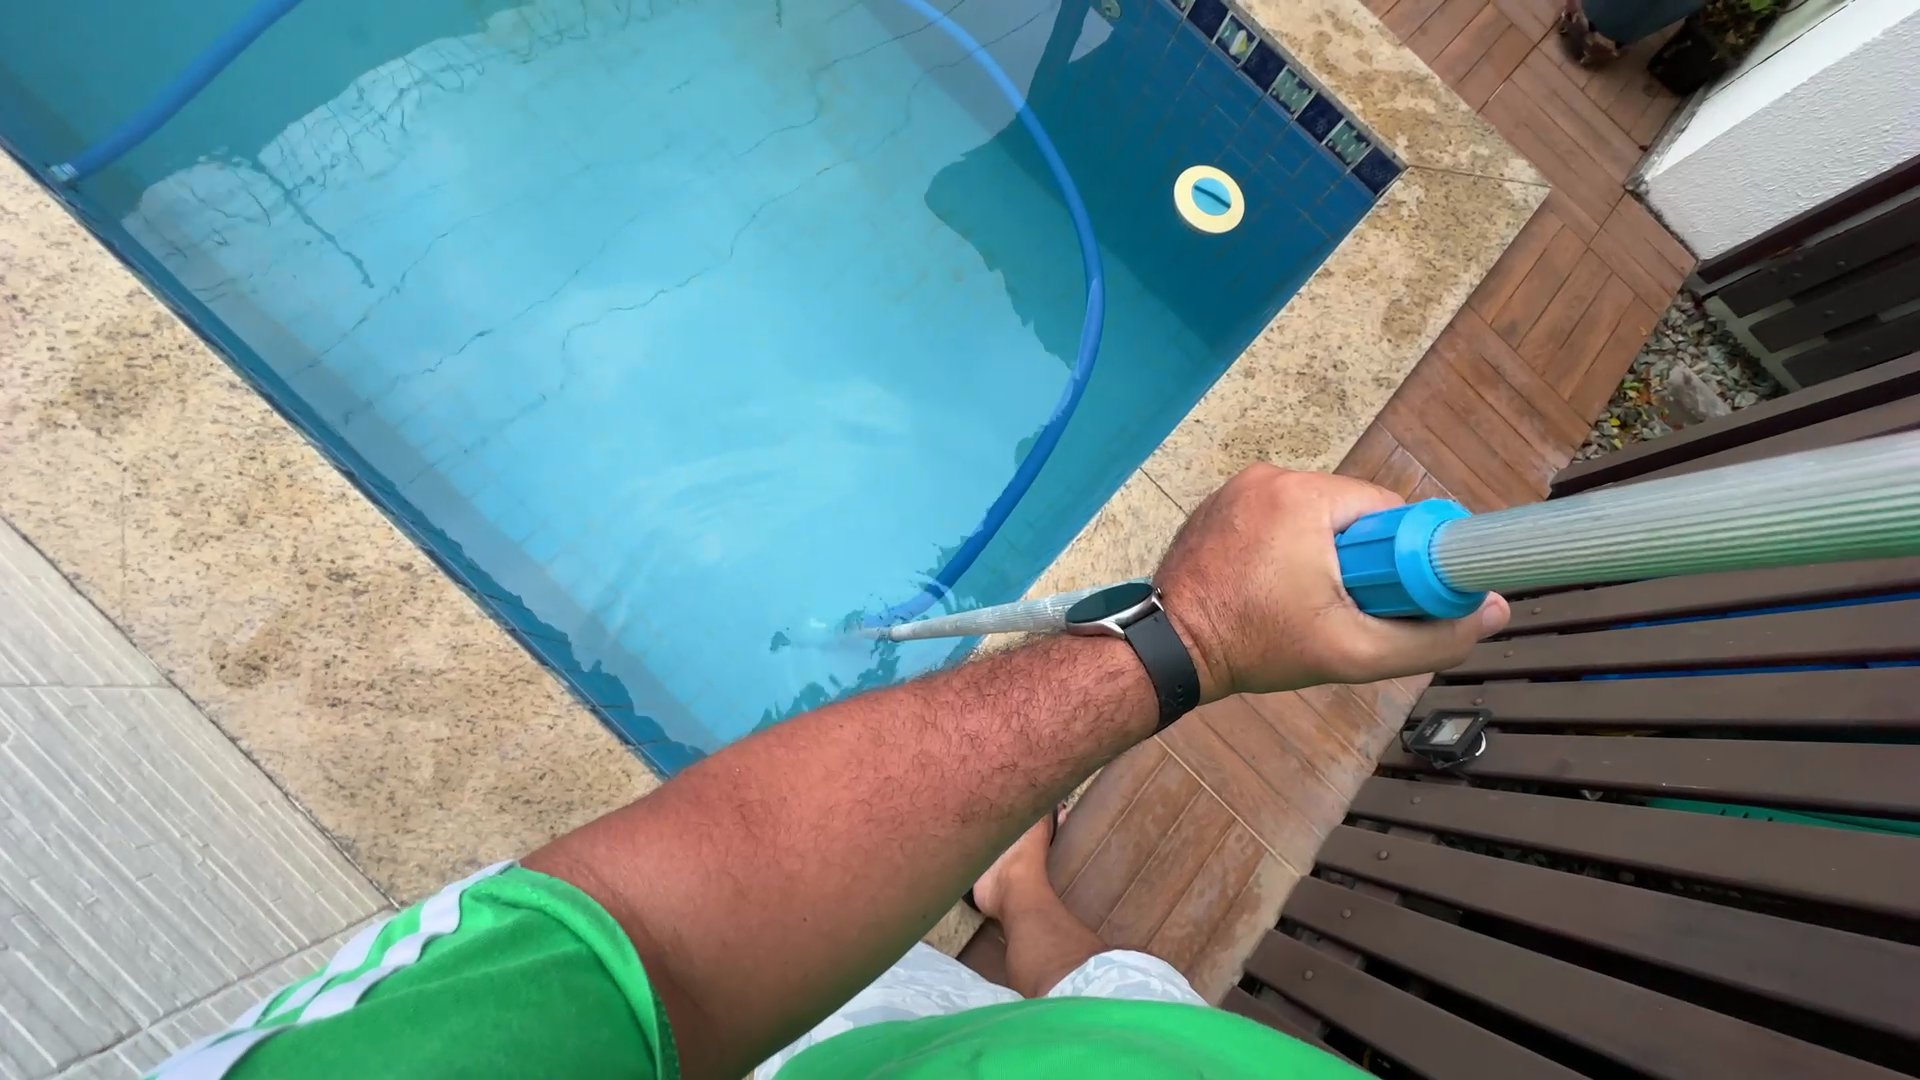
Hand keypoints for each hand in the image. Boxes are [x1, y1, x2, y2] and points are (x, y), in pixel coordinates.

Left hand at [1154, 465, 1508, 700]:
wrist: (1169, 649)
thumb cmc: (1255, 645)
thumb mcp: (1354, 652)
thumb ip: (1431, 636)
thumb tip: (1493, 609)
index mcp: (1302, 495)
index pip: (1388, 510)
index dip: (1399, 555)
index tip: (1385, 592)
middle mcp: (1267, 477)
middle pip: (1348, 511)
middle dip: (1357, 557)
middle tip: (1339, 605)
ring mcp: (1234, 489)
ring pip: (1311, 515)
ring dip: (1320, 552)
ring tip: (1300, 599)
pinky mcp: (1216, 505)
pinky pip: (1273, 517)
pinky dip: (1283, 545)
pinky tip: (1270, 585)